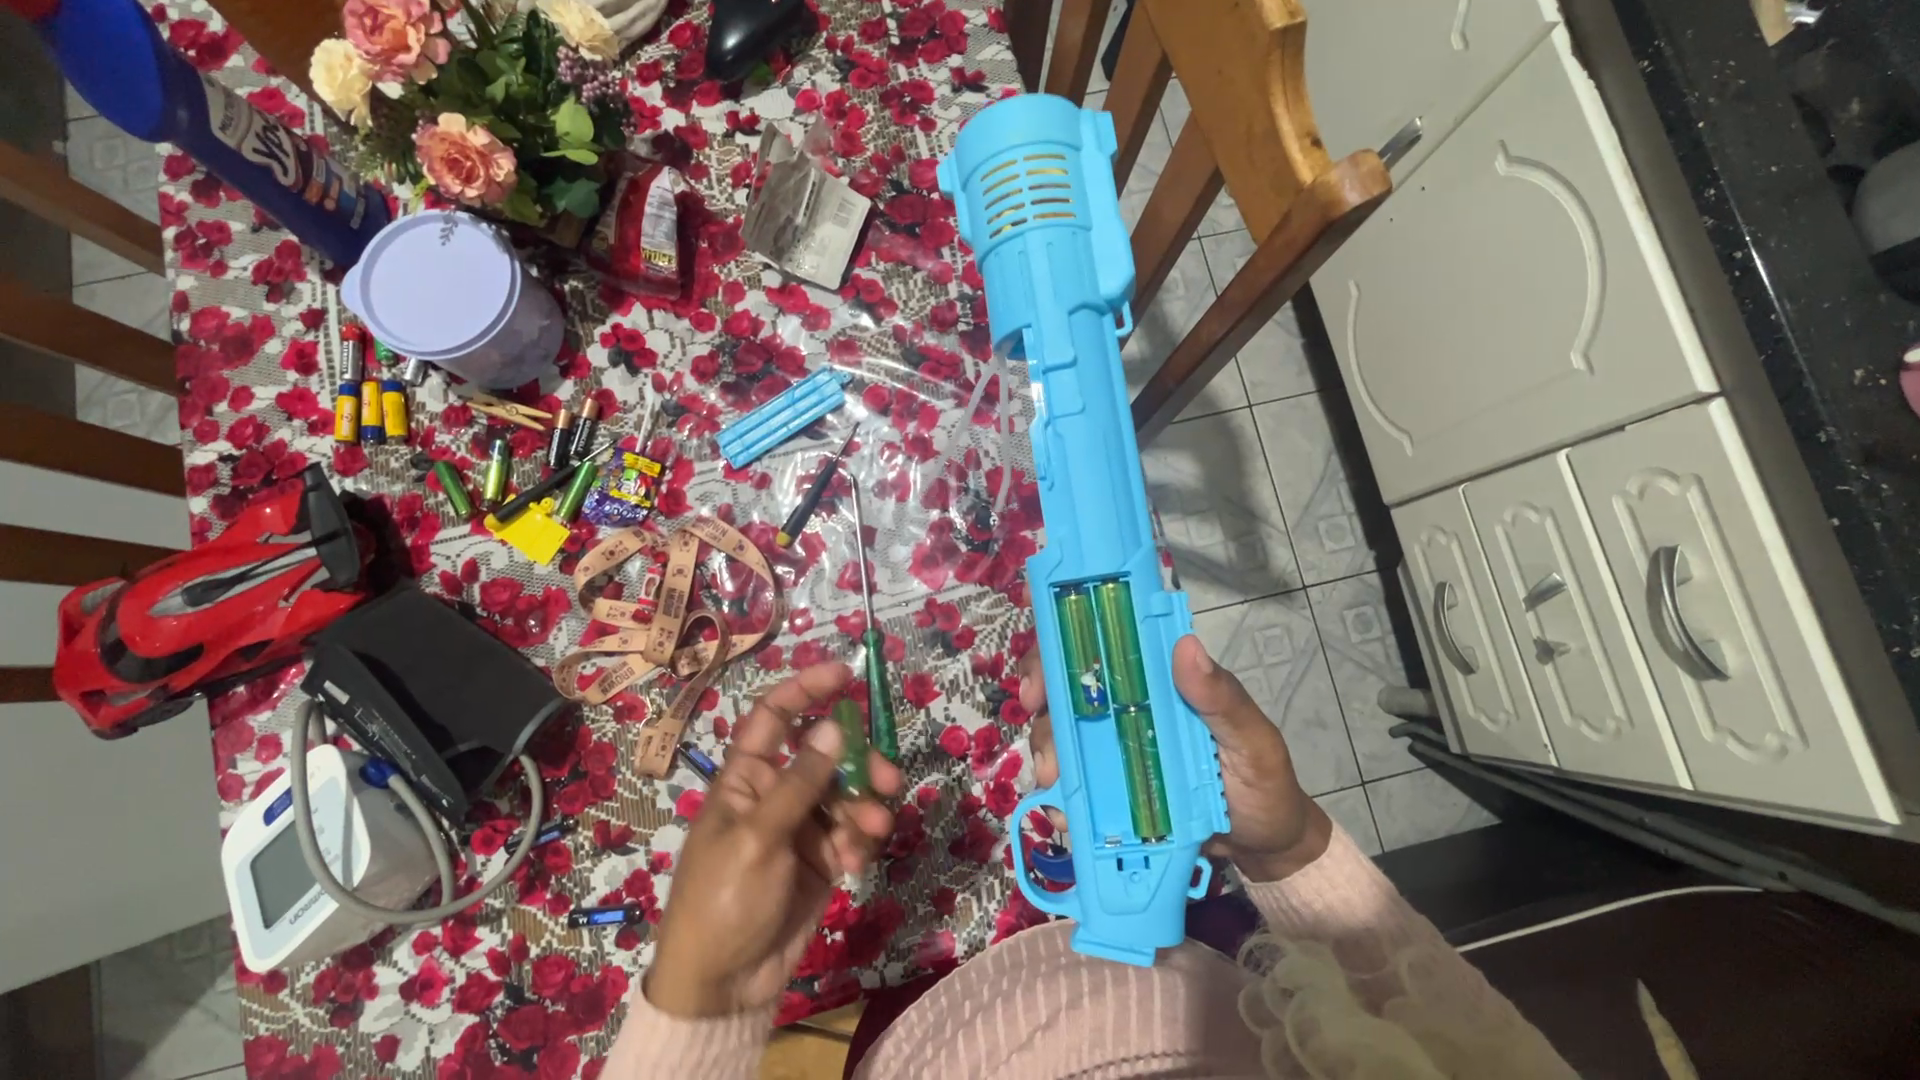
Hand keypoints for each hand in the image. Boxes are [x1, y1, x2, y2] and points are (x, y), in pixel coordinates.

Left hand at [645, 664, 903, 1016]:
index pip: (774, 717)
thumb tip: (833, 726)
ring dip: (865, 808)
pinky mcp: (823, 859)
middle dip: (859, 761)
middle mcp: (776, 793)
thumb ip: (800, 782)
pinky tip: (854, 864)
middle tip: (887, 776)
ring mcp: (802, 827)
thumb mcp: (759, 837)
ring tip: (872, 833)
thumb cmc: (724, 898)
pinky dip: (859, 842)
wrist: (725, 983)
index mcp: (746, 778)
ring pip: (847, 794)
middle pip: (826, 756)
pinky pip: (852, 833)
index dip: (805, 690)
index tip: (846, 673)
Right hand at [1020, 635, 1330, 882]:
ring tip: (1053, 780)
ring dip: (1047, 749)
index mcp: (1163, 683)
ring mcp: (1117, 749)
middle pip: (1070, 685)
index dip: (1063, 645)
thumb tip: (1186, 645)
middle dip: (1042, 698)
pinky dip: (1059, 793)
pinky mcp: (1112, 790)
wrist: (1267, 851)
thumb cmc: (1264, 785)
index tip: (1043, 673)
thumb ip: (1223, 700)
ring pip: (1063, 732)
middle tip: (1036, 723)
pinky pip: (1074, 782)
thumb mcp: (1253, 741)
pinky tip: (1062, 811)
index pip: (1106, 645)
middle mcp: (1131, 707)